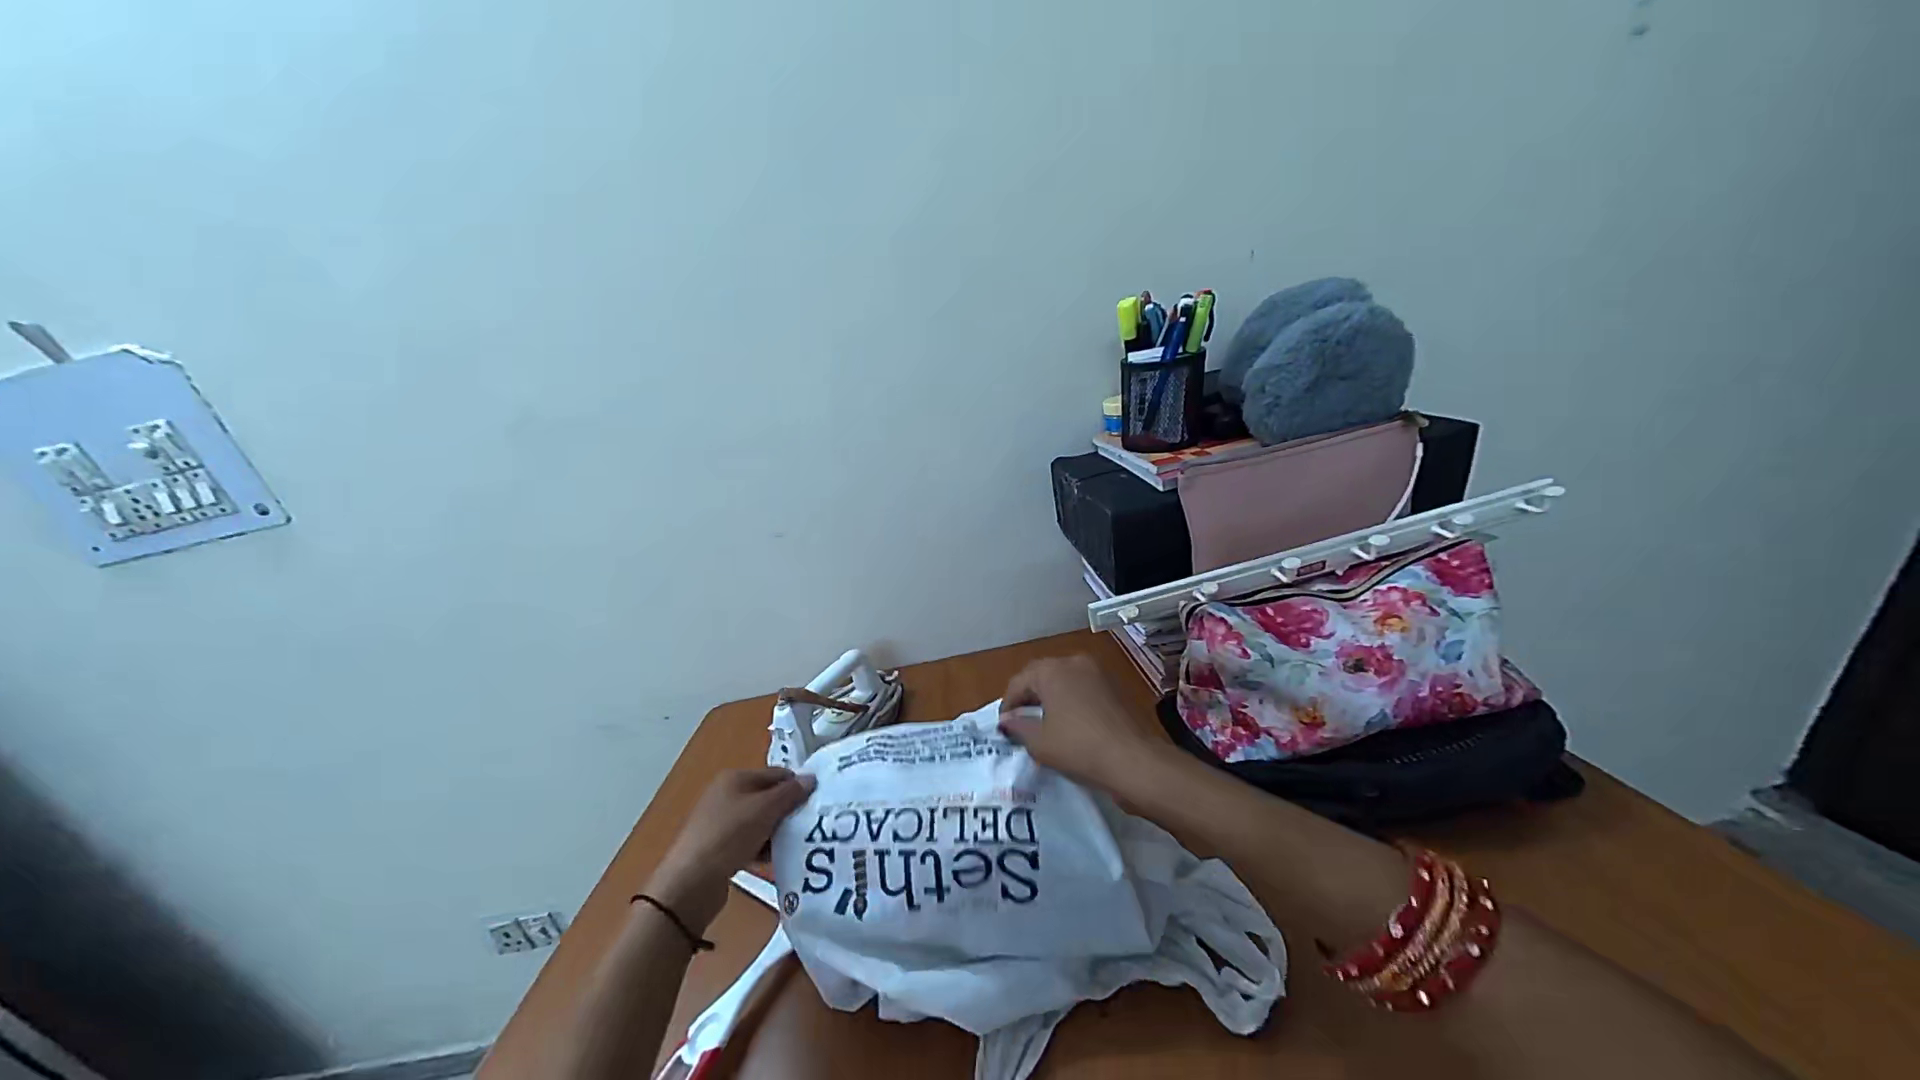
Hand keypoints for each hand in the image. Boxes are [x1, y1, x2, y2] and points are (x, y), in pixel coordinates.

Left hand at [643, 767, 814, 933]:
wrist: (691, 882)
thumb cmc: (729, 836)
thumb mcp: (765, 809)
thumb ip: (790, 793)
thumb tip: (811, 778)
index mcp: (735, 778)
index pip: (776, 774)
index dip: (797, 786)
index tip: (816, 804)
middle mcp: (726, 794)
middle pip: (768, 797)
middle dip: (787, 812)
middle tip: (807, 826)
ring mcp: (720, 821)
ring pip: (760, 821)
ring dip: (776, 832)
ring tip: (793, 845)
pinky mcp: (717, 847)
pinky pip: (748, 841)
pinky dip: (762, 847)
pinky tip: (772, 860)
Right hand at [998, 655, 1168, 795]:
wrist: (1132, 760)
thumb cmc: (1078, 747)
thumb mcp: (1039, 742)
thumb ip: (1018, 726)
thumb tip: (1008, 720)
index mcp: (1051, 670)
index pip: (1018, 682)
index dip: (1008, 705)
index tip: (1003, 727)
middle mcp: (1073, 662)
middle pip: (1041, 676)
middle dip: (1028, 697)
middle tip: (1020, 723)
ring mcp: (1096, 672)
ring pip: (1063, 681)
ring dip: (1050, 698)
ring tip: (1043, 725)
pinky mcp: (1113, 687)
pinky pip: (1082, 689)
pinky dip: (1070, 701)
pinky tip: (1069, 724)